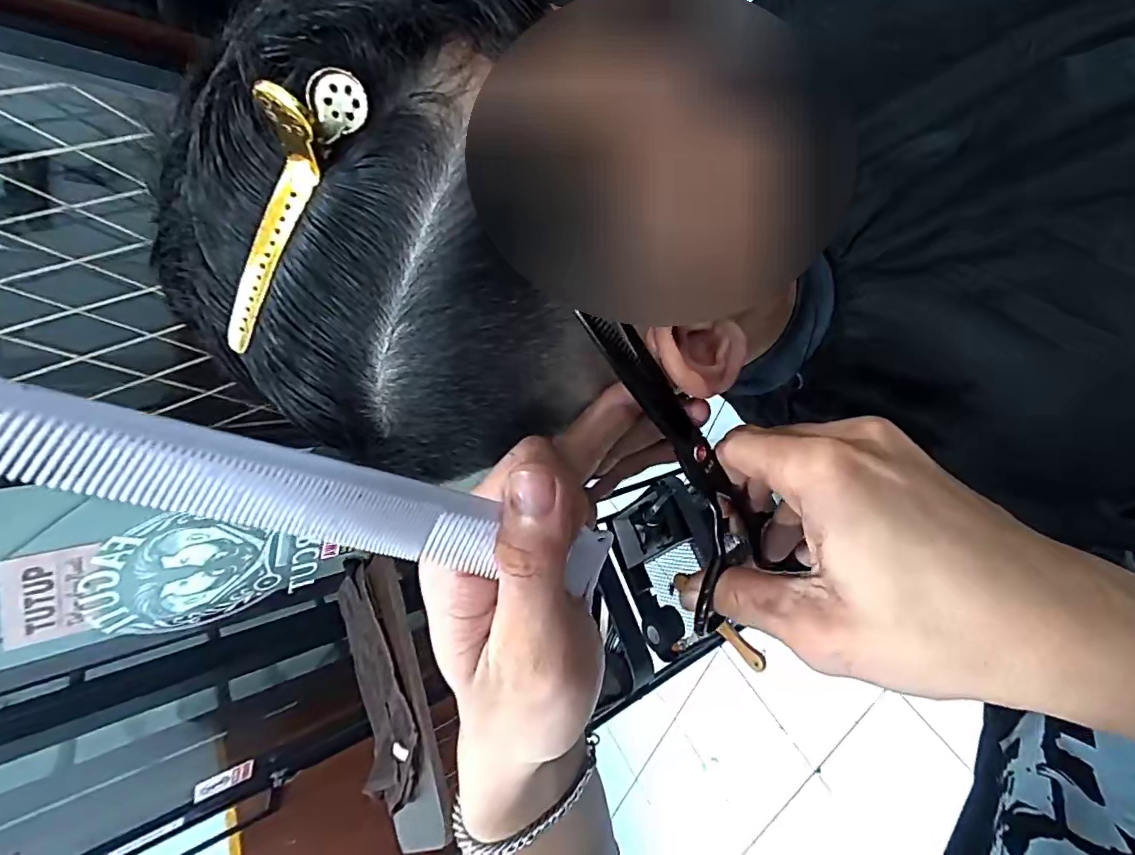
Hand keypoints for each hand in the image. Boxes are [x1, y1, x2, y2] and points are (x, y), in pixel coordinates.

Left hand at [420, 384, 685, 839]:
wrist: (532, 737)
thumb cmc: (523, 710)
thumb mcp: (529, 649)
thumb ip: (528, 560)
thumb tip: (536, 469)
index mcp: (458, 546)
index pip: (512, 474)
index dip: (573, 452)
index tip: (632, 425)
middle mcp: (483, 523)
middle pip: (548, 458)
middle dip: (609, 426)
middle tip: (665, 398)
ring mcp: (517, 524)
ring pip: (573, 464)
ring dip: (625, 437)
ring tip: (676, 415)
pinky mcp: (546, 531)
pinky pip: (587, 487)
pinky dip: (623, 464)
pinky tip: (655, 445)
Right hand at [681, 418, 1112, 705]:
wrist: (1055, 625)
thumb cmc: (940, 628)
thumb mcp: (822, 629)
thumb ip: (745, 598)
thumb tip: (703, 585)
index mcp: (822, 467)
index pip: (734, 446)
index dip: (715, 488)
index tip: (722, 533)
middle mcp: (852, 439)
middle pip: (770, 450)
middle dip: (752, 501)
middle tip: (761, 559)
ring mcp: (888, 445)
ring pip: (806, 457)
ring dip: (789, 501)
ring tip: (804, 564)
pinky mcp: (911, 460)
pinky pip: (843, 463)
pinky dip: (825, 496)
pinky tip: (845, 552)